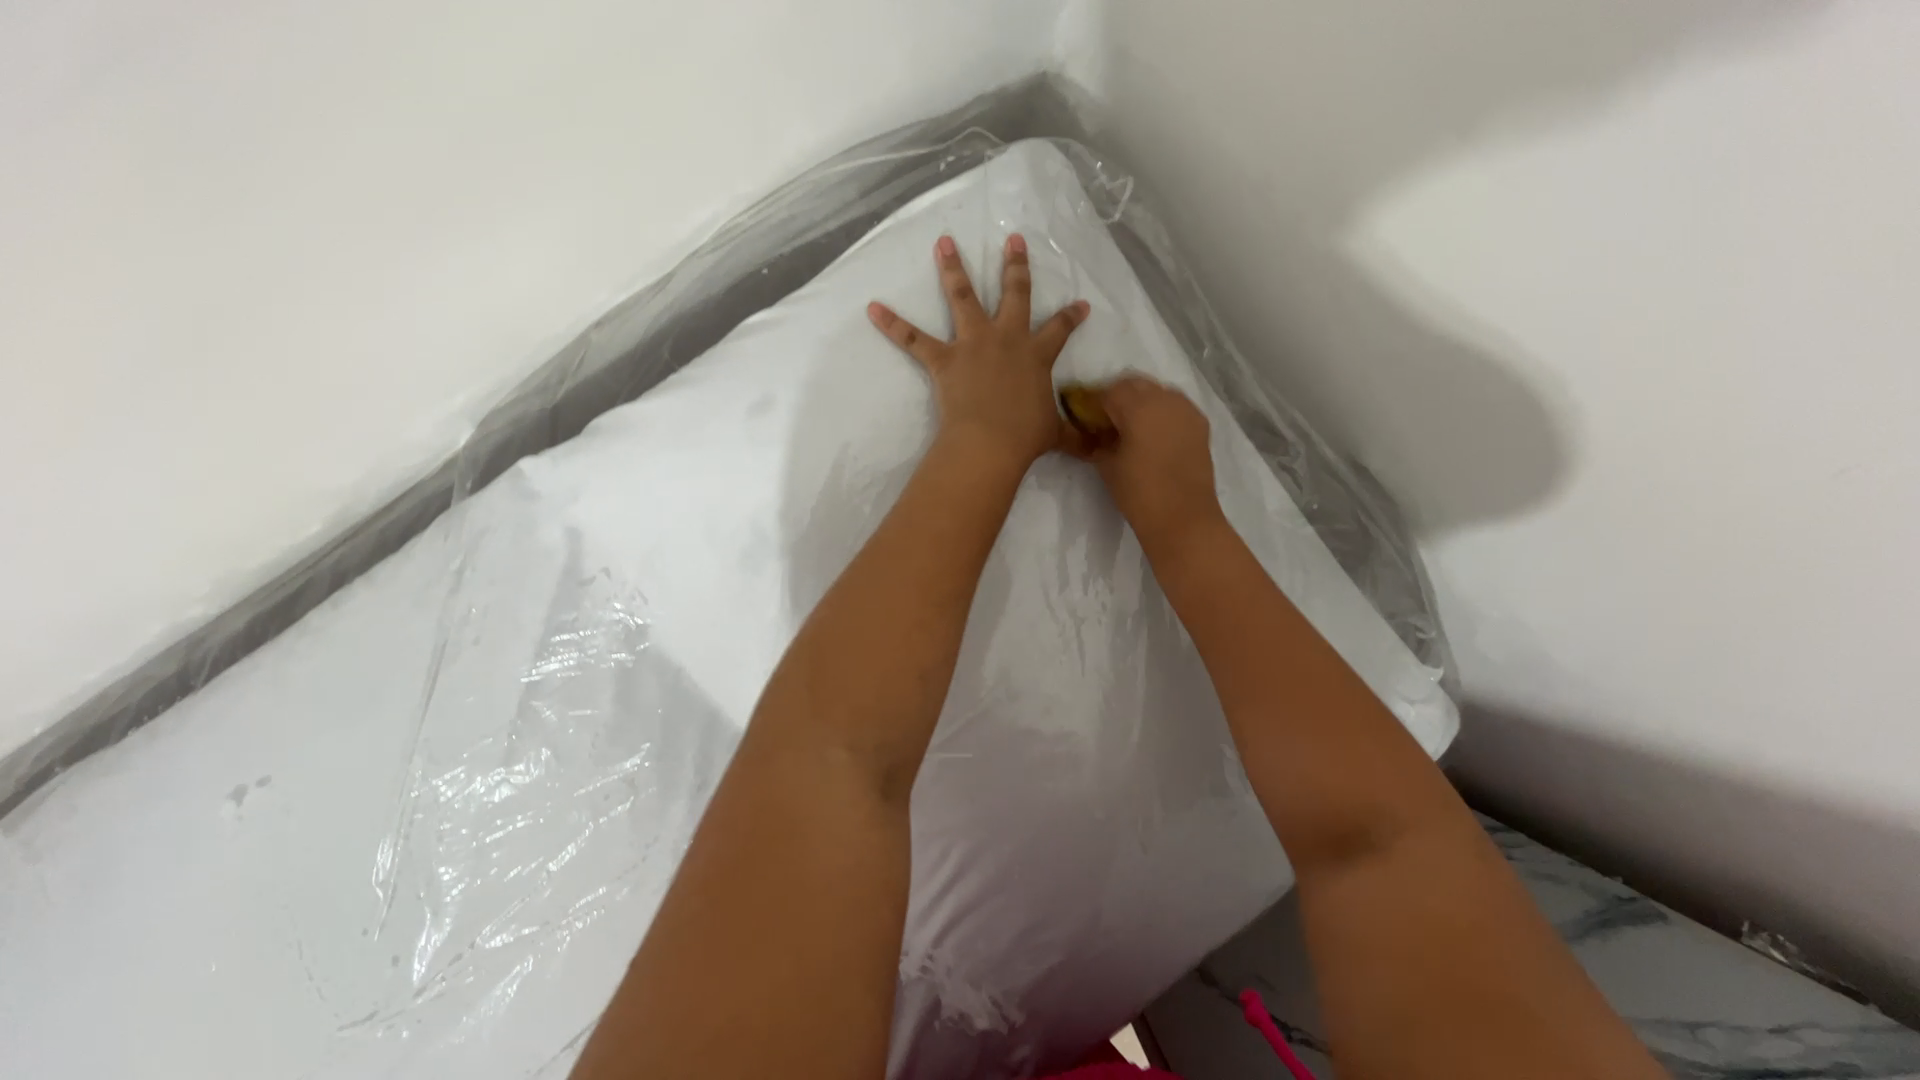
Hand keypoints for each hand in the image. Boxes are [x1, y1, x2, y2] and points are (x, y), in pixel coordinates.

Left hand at [869, 234, 1090, 467]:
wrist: (990, 443)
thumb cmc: (1025, 437)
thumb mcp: (1057, 435)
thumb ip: (1076, 437)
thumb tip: (1098, 448)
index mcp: (1037, 355)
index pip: (1060, 328)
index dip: (1071, 316)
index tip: (1081, 304)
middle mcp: (1007, 339)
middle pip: (1014, 293)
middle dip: (1015, 265)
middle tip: (1013, 240)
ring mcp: (973, 344)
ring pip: (962, 297)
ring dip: (952, 268)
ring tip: (943, 242)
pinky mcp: (944, 360)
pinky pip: (913, 339)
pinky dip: (892, 324)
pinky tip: (872, 308)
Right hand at [1076, 376, 1225, 551]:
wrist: (1184, 518)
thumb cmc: (1139, 493)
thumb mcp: (1107, 466)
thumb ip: (1097, 440)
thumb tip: (1091, 431)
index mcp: (1139, 407)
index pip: (1109, 391)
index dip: (1093, 401)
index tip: (1084, 415)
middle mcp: (1165, 399)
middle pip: (1135, 384)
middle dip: (1117, 395)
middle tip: (1104, 418)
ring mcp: (1186, 409)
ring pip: (1157, 390)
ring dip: (1140, 399)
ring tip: (1129, 424)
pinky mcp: (1200, 423)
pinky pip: (1175, 404)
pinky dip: (1160, 409)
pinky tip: (1152, 431)